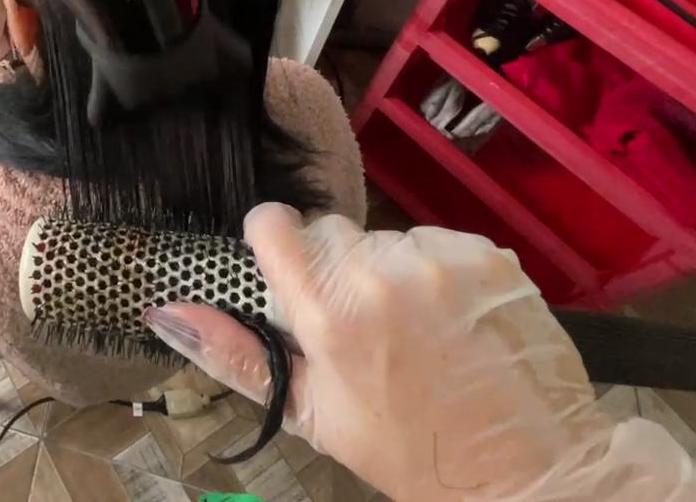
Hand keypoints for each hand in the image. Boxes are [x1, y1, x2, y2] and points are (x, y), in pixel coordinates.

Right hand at [148, 205, 695, 500]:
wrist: (532, 473)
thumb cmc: (406, 449)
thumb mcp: (310, 412)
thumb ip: (232, 354)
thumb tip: (163, 312)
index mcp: (328, 312)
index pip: (272, 222)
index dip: (276, 243)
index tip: (293, 274)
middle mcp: (378, 272)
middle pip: (329, 230)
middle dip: (335, 265)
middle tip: (365, 322)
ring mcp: (436, 259)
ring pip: (382, 236)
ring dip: (388, 268)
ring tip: (417, 324)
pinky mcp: (485, 254)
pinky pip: (434, 240)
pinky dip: (437, 269)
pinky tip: (455, 315)